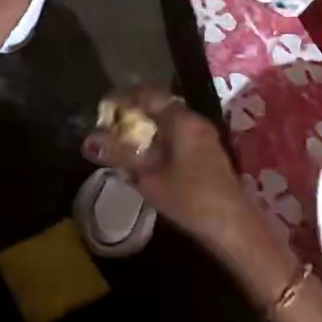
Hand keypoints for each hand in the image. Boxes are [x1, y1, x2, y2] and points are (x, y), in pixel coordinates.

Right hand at [82, 86, 260, 253]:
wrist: (233, 227)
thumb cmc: (188, 198)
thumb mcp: (147, 178)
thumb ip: (118, 156)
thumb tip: (88, 141)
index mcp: (181, 120)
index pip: (148, 94)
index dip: (123, 98)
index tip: (103, 107)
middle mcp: (195, 121)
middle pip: (160, 105)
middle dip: (134, 111)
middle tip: (110, 124)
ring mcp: (205, 136)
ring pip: (170, 120)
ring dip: (147, 125)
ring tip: (124, 139)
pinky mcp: (209, 152)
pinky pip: (179, 133)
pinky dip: (160, 136)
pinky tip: (148, 155)